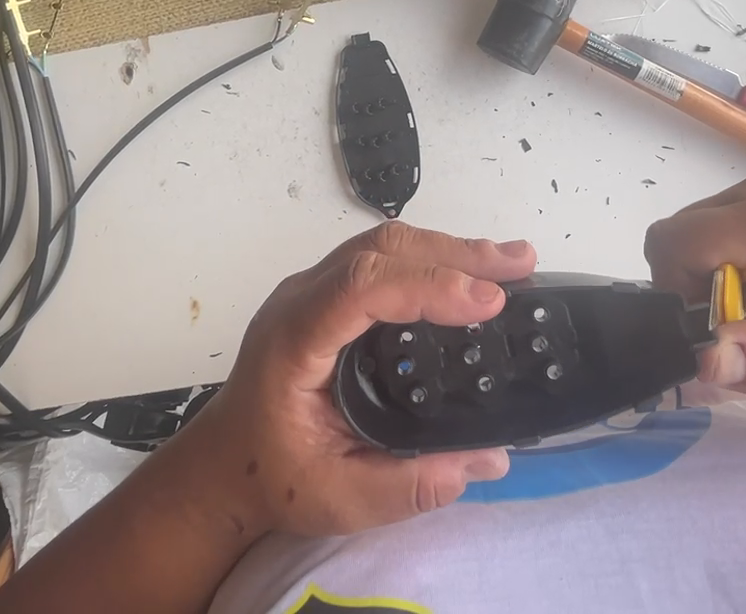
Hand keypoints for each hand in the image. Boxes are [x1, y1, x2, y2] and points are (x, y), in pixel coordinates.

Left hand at [152, 221, 537, 538]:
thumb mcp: (338, 499)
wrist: (225, 461)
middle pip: (379, 250)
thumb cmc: (272, 475)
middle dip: (454, 253)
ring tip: (510, 262)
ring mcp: (312, 289)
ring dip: (447, 249)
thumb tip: (485, 458)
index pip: (362, 286)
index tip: (488, 301)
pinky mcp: (326, 293)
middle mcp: (302, 298)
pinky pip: (380, 259)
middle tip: (519, 264)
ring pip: (382, 245)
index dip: (427, 284)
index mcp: (296, 338)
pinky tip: (466, 273)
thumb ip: (409, 486)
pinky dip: (429, 259)